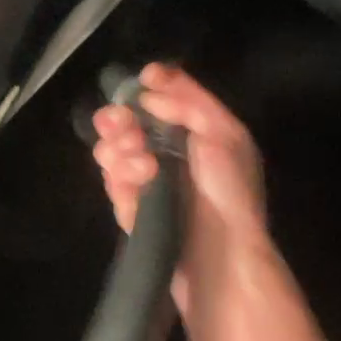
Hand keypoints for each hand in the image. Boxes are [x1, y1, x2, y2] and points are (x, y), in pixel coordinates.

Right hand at [92, 64, 267, 308]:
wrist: (219, 257)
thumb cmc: (228, 193)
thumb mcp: (223, 134)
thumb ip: (189, 100)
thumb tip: (150, 82)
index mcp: (195, 133)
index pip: (157, 101)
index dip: (142, 91)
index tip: (138, 86)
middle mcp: (168, 154)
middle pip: (124, 125)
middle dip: (119, 123)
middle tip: (125, 130)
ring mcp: (147, 183)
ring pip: (111, 153)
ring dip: (120, 154)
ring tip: (143, 169)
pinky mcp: (132, 210)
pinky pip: (114, 186)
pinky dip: (121, 183)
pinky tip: (137, 188)